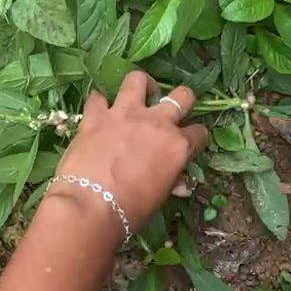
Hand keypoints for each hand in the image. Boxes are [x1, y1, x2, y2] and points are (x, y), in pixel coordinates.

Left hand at [51, 72, 208, 237]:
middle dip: (183, 100)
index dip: (196, 137)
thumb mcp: (159, 197)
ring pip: (138, 79)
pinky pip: (98, 96)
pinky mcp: (96, 115)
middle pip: (182, 95)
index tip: (190, 142)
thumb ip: (170, 180)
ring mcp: (125, 114)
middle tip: (171, 110)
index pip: (199, 132)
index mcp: (178, 146)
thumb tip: (178, 183)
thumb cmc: (131, 211)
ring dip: (141, 85)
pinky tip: (100, 110)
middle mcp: (157, 122)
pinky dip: (100, 102)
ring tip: (138, 95)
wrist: (90, 207)